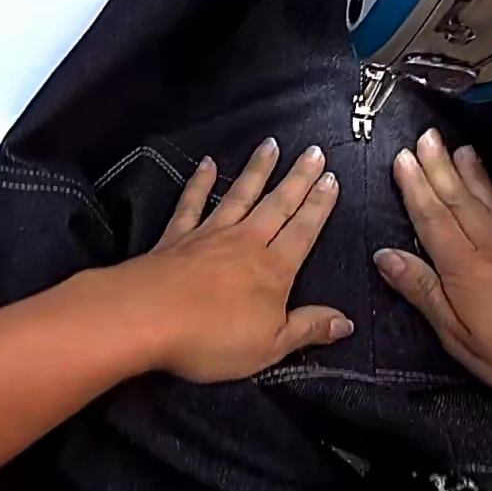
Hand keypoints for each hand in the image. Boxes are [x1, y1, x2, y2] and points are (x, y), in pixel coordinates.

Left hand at [88, 137, 350, 383]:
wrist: (145, 318)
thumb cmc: (211, 336)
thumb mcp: (270, 345)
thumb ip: (309, 329)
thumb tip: (346, 323)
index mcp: (273, 268)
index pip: (304, 230)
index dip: (320, 205)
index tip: (331, 179)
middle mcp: (246, 242)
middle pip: (278, 204)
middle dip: (299, 177)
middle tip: (314, 151)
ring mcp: (210, 234)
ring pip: (240, 195)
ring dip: (258, 169)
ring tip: (271, 145)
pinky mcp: (177, 237)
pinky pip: (192, 203)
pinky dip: (200, 182)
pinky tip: (208, 164)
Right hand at [374, 128, 491, 438]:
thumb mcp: (459, 338)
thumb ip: (423, 292)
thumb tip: (387, 258)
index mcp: (466, 270)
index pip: (432, 217)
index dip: (414, 186)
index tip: (403, 159)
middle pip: (461, 201)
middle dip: (440, 167)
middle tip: (427, 138)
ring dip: (475, 175)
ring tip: (463, 150)